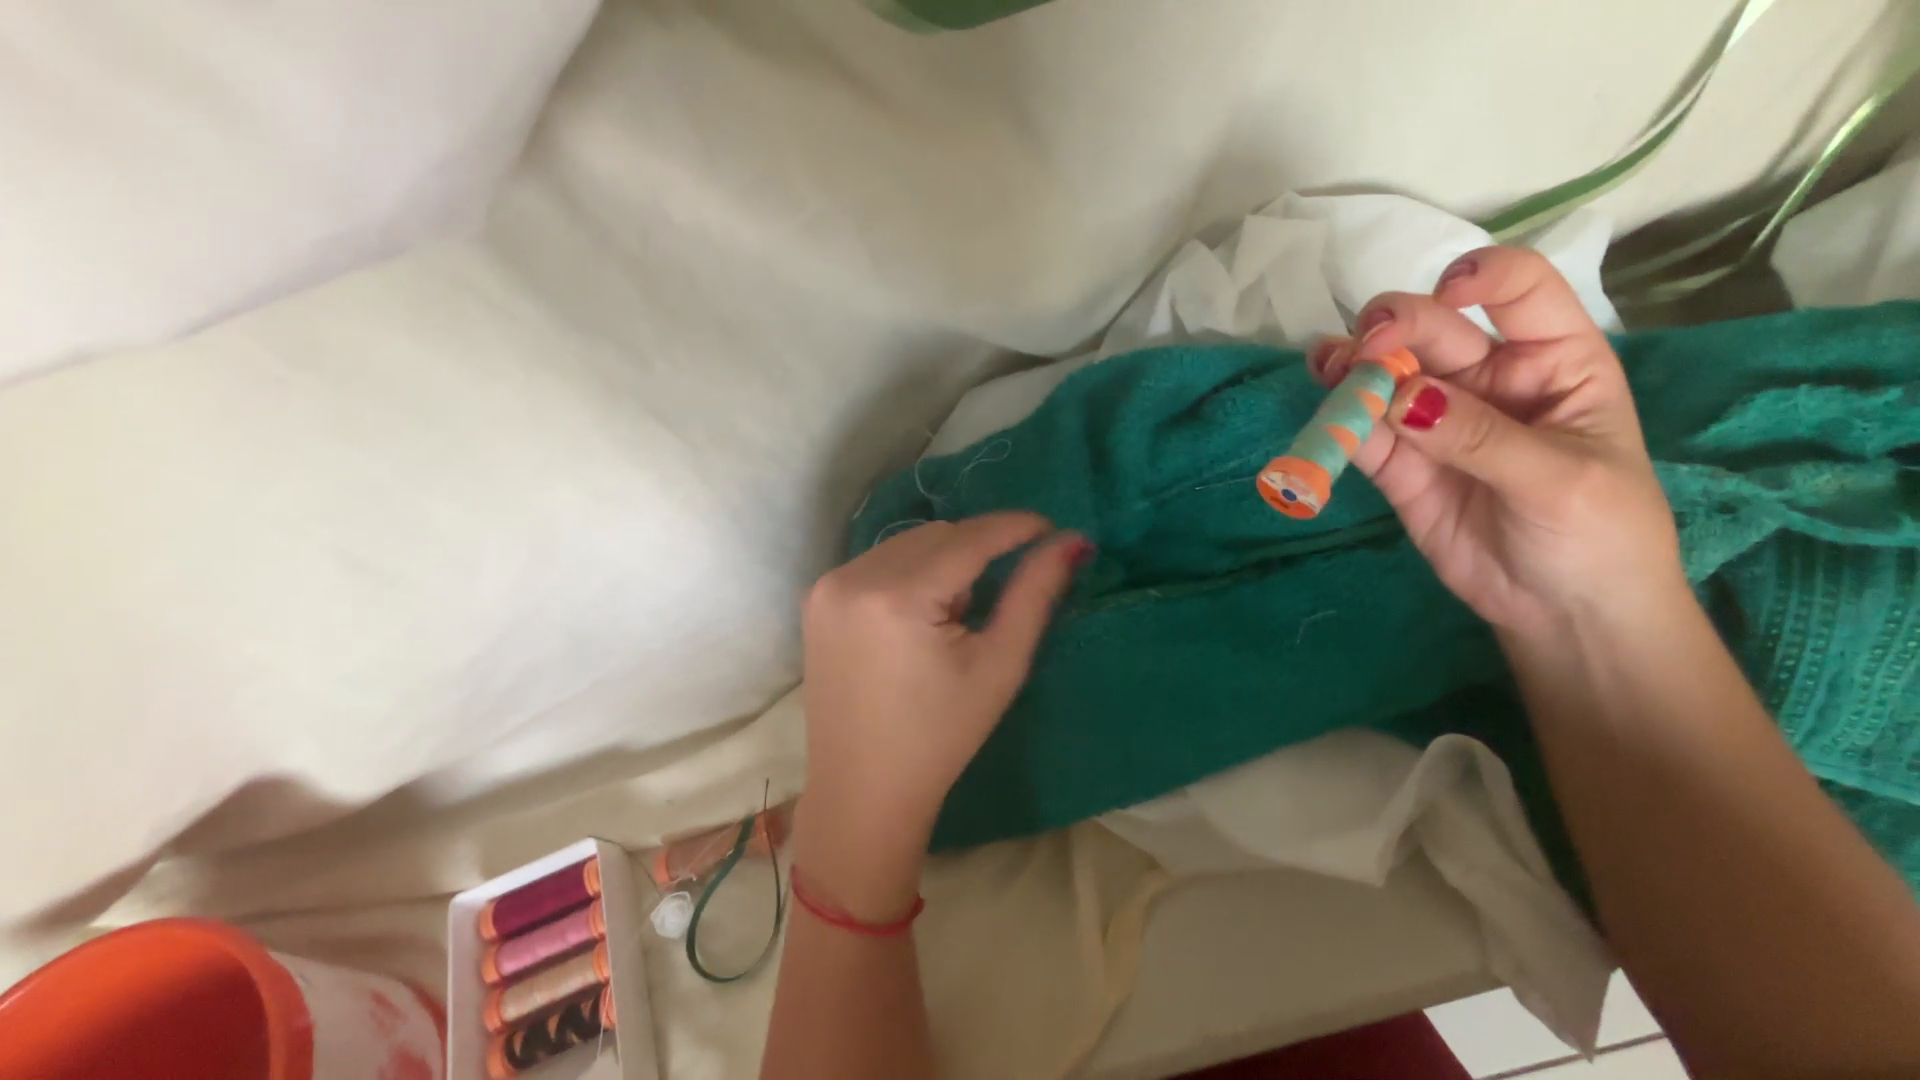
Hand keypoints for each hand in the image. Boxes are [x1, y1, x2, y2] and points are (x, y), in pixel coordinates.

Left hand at [796, 513, 1087, 915]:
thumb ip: (1034, 595)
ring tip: (954, 618)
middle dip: (976, 551)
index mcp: (897, 597)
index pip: (967, 537)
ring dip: (941, 562)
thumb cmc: (941, 736)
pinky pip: (877, 563)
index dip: (1013, 526)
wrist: (863, 789)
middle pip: (935, 535)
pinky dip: (909, 574)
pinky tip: (918, 621)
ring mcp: (827, 587)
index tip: (1051, 527)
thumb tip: (1071, 542)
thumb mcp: (998, 665)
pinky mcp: (816, 600)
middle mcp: (853, 578)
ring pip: (905, 545)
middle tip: (997, 597)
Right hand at [1311, 246, 1685, 637]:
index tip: (1446, 293)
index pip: (1520, 289)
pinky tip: (1323, 417)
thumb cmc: (1600, 534)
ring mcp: (1438, 422)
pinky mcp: (1402, 467)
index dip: (1482, 277)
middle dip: (1394, 328)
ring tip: (1326, 370)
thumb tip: (1398, 396)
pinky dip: (1339, 424)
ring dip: (1351, 366)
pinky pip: (1365, 435)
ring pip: (1387, 377)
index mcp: (1552, 361)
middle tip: (1361, 351)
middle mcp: (1489, 379)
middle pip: (1433, 329)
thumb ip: (1480, 436)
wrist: (1568, 614)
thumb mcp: (1558, 479)